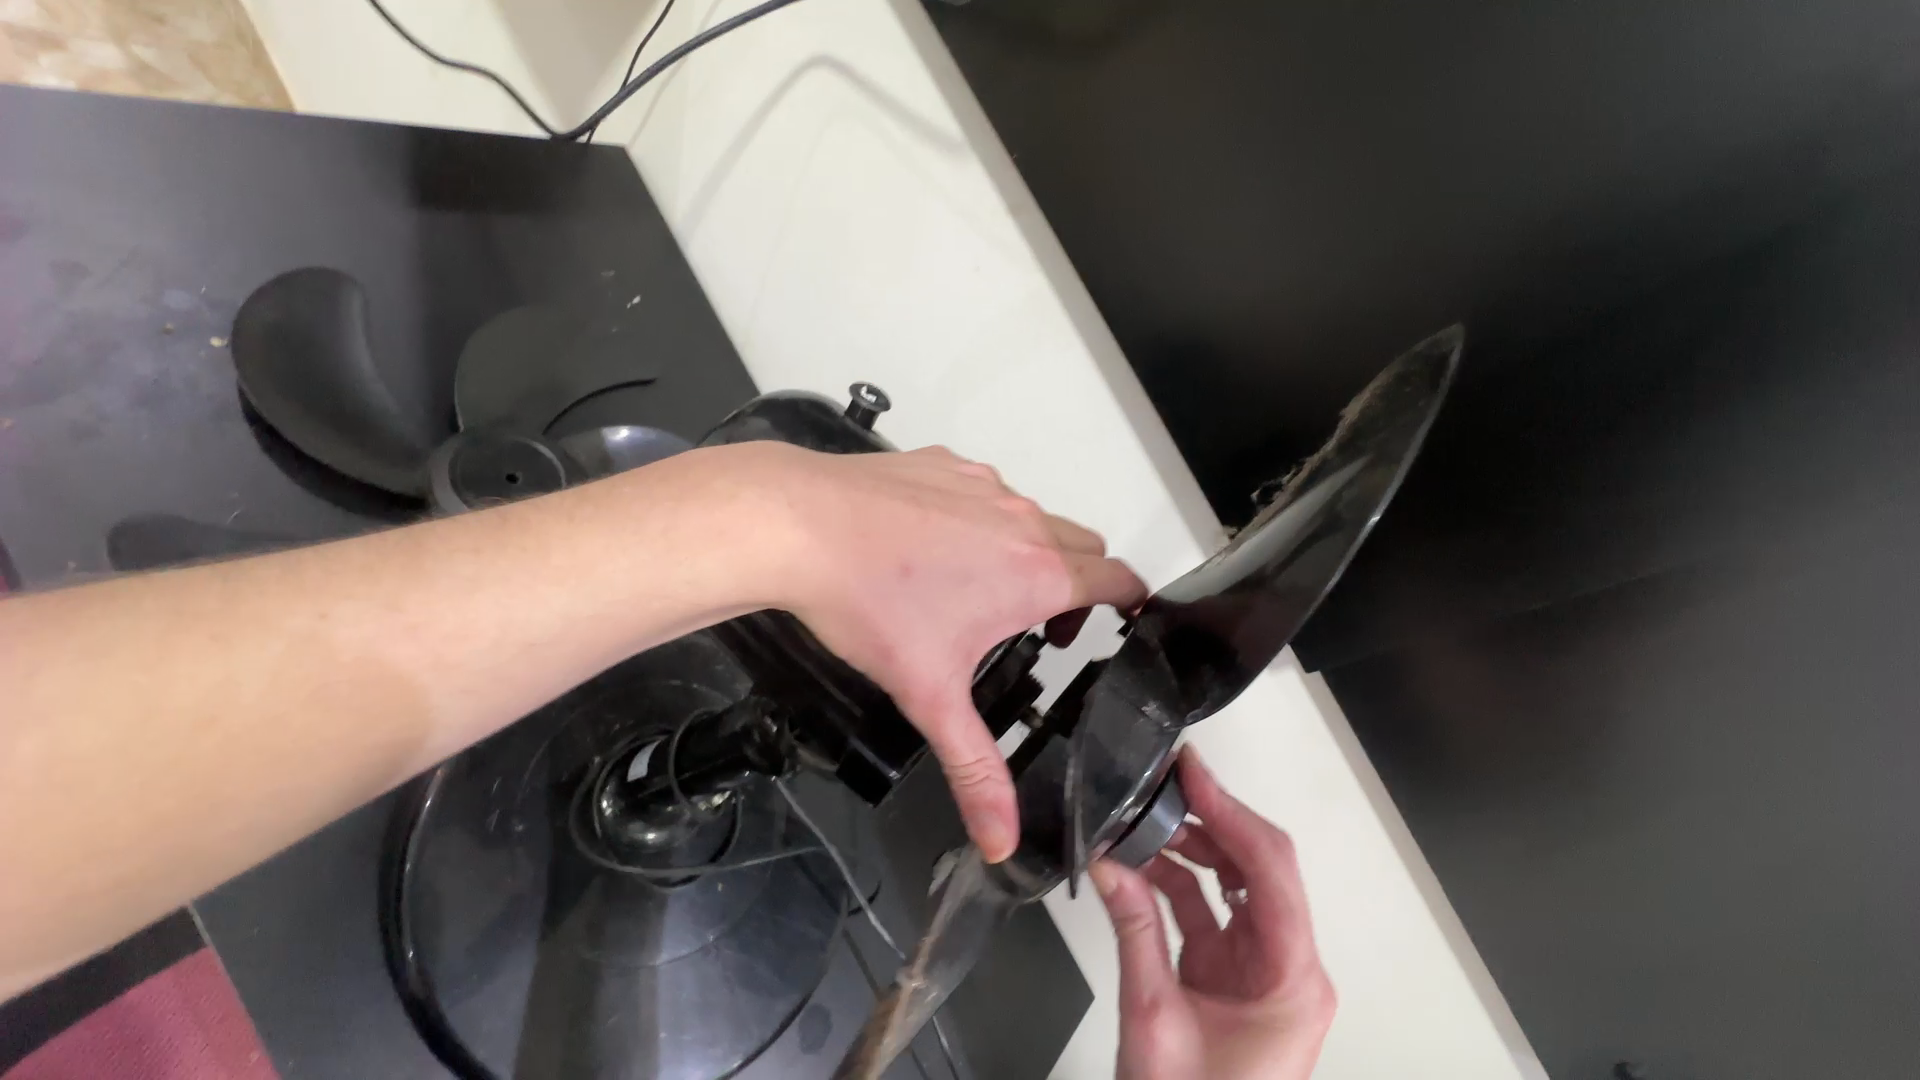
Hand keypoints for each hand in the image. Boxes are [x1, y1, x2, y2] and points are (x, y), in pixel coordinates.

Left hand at [755, 443, 1147, 860]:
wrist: (802, 527)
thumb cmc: (874, 606)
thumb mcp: (931, 696)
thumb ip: (975, 768)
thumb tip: (1002, 843)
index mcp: (1038, 574)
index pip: (1118, 578)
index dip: (1130, 602)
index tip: (1121, 624)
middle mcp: (1022, 521)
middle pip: (1084, 546)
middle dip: (1080, 584)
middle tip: (1039, 626)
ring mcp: (982, 485)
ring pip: (1034, 516)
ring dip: (1029, 550)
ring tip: (980, 588)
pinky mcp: (944, 465)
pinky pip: (984, 490)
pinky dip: (980, 517)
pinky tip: (932, 542)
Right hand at [1091, 748, 1336, 1079]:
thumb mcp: (1154, 1017)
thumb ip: (1134, 931)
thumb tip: (1108, 859)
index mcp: (1292, 978)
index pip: (1271, 871)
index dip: (1231, 812)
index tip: (1190, 772)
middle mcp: (1288, 965)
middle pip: (1260, 869)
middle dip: (1213, 821)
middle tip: (1164, 782)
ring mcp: (1262, 969)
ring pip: (1235, 885)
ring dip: (1192, 849)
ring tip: (1144, 819)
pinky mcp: (1233, 976)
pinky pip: (1210, 913)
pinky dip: (1177, 884)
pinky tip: (1140, 863)